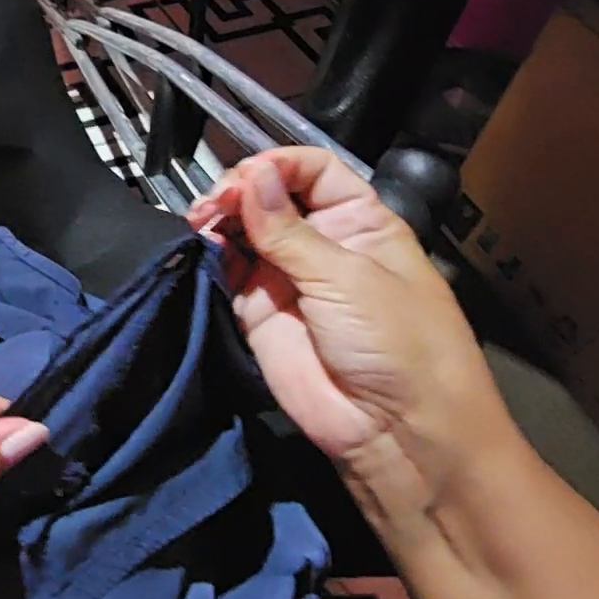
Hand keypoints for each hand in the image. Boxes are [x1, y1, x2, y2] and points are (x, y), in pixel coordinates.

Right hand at [185, 148, 510, 469]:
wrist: (393, 432)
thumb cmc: (397, 344)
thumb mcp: (348, 279)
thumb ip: (289, 231)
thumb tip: (251, 176)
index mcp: (360, 222)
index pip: (314, 171)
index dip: (279, 165)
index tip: (247, 176)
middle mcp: (320, 242)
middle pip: (270, 197)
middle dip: (240, 191)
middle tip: (216, 203)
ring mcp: (286, 277)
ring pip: (244, 230)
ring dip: (221, 219)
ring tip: (201, 220)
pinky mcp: (257, 310)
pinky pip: (228, 270)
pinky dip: (211, 254)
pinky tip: (202, 245)